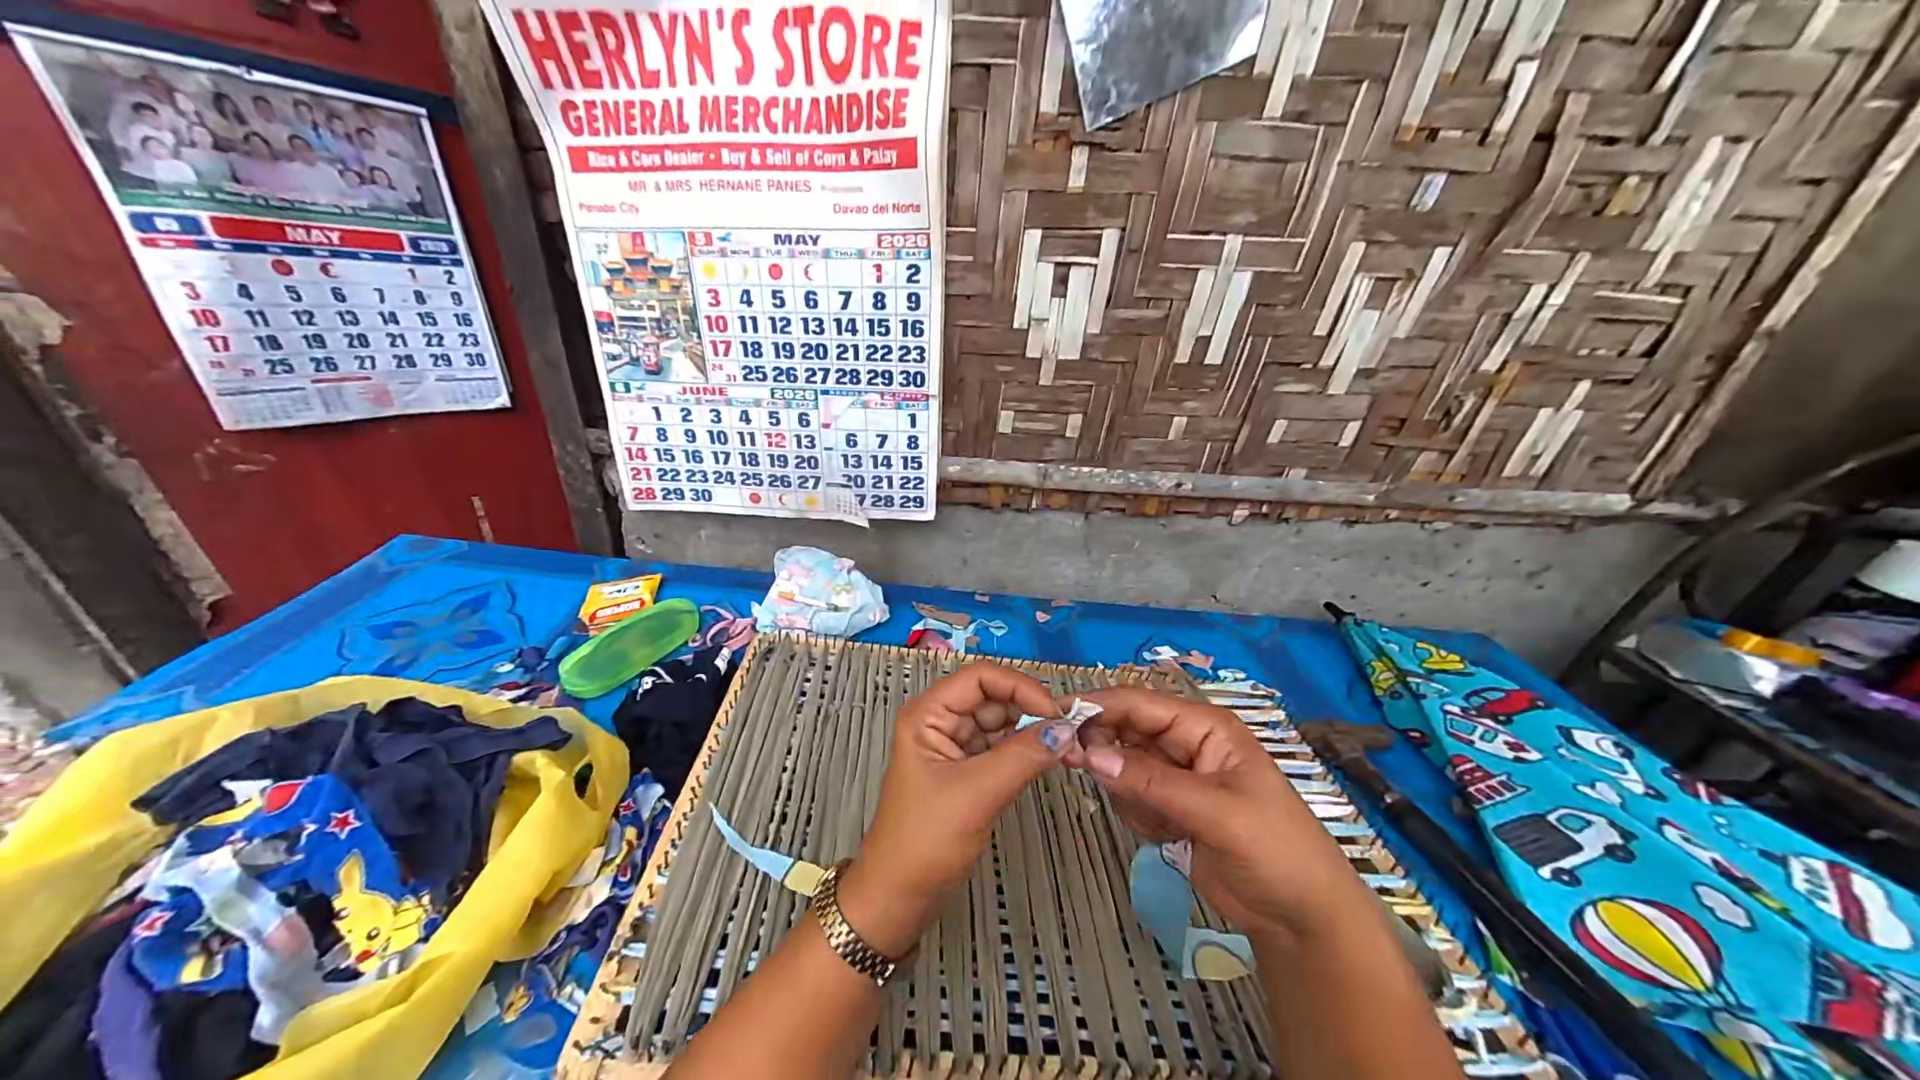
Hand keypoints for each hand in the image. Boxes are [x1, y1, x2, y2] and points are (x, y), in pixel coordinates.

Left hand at [837, 663, 1075, 956]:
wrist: (899, 895)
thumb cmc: (925, 840)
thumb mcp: (977, 794)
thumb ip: (1023, 757)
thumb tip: (1066, 729)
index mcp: (928, 714)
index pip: (981, 677)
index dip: (1021, 687)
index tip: (1056, 713)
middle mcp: (940, 722)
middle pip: (994, 697)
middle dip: (1033, 710)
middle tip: (1072, 733)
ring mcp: (954, 746)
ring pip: (1002, 723)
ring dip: (1034, 731)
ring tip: (1068, 748)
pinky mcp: (968, 770)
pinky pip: (1002, 748)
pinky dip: (1027, 751)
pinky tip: (1051, 759)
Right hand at [1067, 687, 1370, 942]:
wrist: (1300, 917)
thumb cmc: (1275, 850)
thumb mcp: (1216, 812)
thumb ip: (1151, 782)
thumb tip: (1089, 754)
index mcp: (1205, 727)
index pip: (1140, 704)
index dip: (1098, 706)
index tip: (1055, 717)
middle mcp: (1186, 743)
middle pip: (1124, 731)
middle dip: (1104, 750)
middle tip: (1075, 766)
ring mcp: (1175, 777)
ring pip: (1121, 766)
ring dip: (1126, 793)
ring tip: (1159, 822)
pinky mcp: (1168, 808)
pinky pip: (1129, 797)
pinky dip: (1136, 815)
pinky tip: (1166, 836)